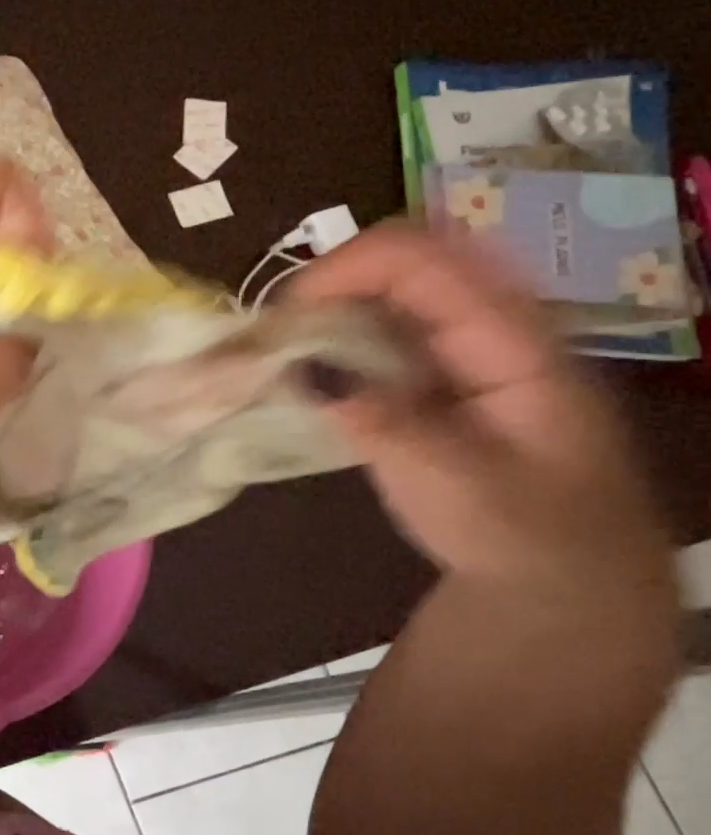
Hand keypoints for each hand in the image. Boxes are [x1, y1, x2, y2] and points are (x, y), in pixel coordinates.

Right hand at [288, 225, 671, 599]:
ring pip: (385, 291)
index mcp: (511, 342)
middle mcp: (489, 326)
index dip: (344, 269)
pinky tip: (300, 373)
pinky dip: (331, 337)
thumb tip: (305, 374)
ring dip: (322, 310)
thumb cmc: (521, 532)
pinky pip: (380, 327)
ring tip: (273, 355)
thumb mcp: (456, 487)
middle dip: (324, 285)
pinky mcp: (438, 371)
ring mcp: (464, 346)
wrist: (564, 573)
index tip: (281, 318)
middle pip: (399, 261)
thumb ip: (386, 426)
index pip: (425, 260)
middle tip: (269, 338)